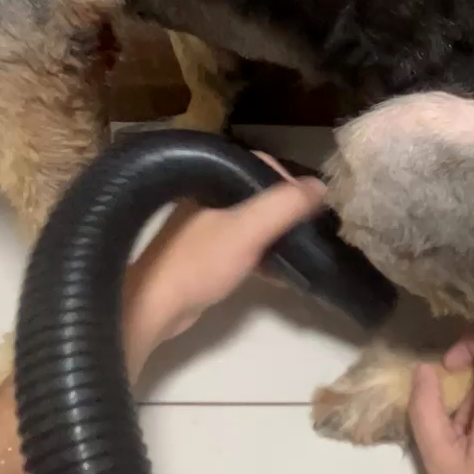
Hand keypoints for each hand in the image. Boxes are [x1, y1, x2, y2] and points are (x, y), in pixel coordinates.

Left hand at [121, 157, 324, 377]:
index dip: (287, 179)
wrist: (152, 310)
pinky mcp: (205, 255)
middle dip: (287, 210)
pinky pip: (245, 245)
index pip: (259, 164)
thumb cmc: (198, 263)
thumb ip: (285, 205)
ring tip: (301, 250)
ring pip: (253, 221)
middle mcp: (208, 198)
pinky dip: (265, 254)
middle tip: (309, 228)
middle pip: (259, 194)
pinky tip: (281, 272)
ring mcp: (205, 228)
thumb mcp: (248, 230)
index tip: (309, 204)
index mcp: (211, 181)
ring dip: (278, 234)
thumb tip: (321, 186)